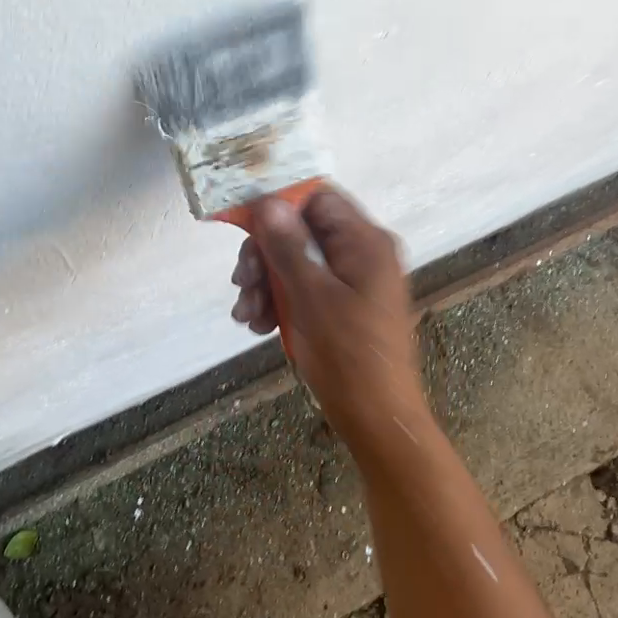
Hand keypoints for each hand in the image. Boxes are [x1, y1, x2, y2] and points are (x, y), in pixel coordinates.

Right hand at [230, 186, 429, 438]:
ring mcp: (354, 282)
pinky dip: (280, 302)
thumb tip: (268, 201)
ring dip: (266, 283)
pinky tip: (259, 327)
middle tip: (240, 283)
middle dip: (265, 255)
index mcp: (365, 242)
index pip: (317, 198)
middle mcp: (363, 254)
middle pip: (302, 231)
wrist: (377, 419)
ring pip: (298, 263)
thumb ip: (288, 246)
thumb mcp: (311, 296)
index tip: (241, 225)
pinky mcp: (344, 307)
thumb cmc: (348, 356)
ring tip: (246, 316)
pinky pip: (306, 289)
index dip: (277, 205)